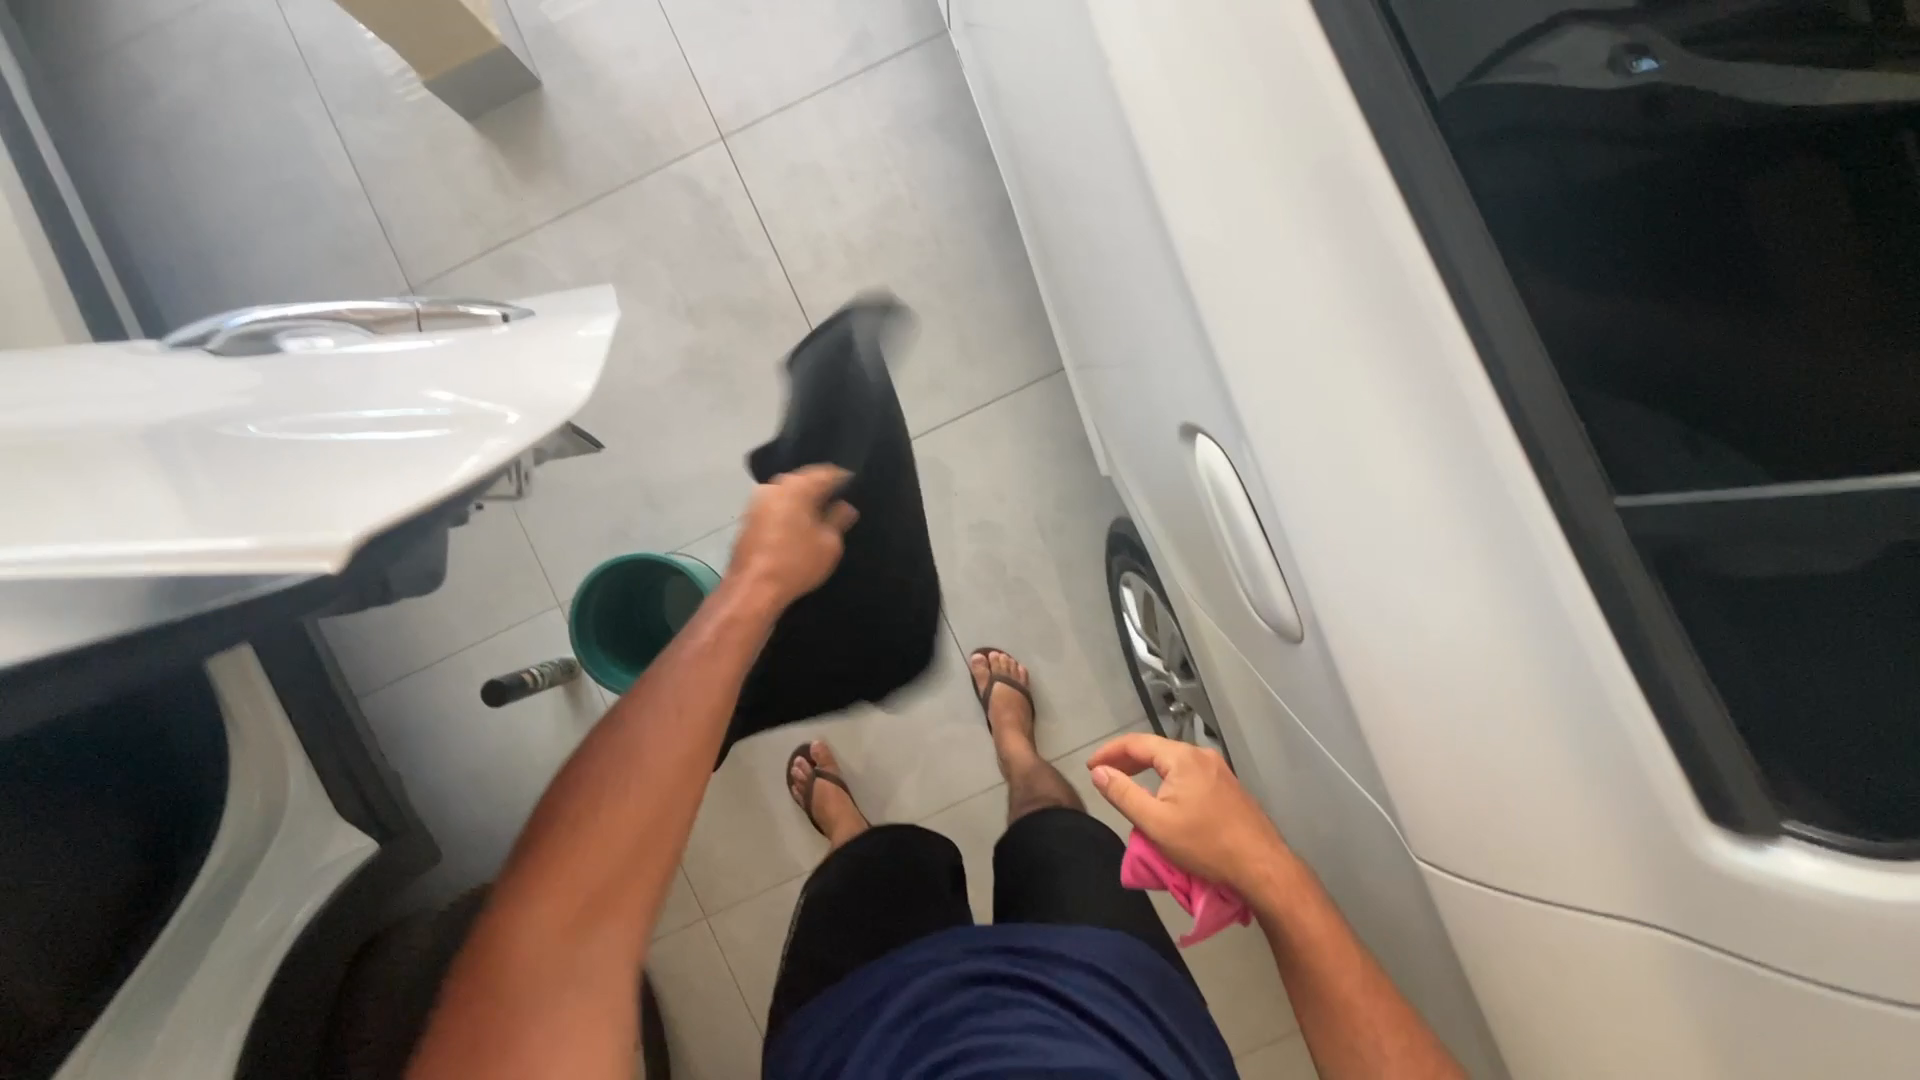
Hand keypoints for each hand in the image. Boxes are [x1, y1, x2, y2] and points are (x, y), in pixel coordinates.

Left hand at [729, 465, 858, 608]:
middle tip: (842, 504)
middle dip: (823, 491)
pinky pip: (777, 507)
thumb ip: (839, 518)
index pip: (827, 473)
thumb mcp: (829, 543)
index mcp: (796, 486)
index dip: (845, 480)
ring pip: (789, 494)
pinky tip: (801, 527)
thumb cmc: (796, 563)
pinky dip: (790, 512)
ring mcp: (757, 501)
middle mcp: (774, 486)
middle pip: (805, 480)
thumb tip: (845, 506)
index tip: (857, 490)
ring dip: (805, 502)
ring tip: (823, 517)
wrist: (753, 589)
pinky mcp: (749, 518)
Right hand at [1088, 733, 1290, 896]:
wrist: (1262, 867)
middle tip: (1105, 775)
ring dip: (1148, 770)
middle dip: (1127, 760)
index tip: (1090, 767)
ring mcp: (1219, 771)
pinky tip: (1165, 797)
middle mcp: (1202, 756)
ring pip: (1174, 762)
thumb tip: (1099, 772)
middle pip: (1156, 749)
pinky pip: (1189, 774)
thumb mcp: (1155, 823)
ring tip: (1130, 785)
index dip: (1109, 752)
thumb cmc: (1205, 844)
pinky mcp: (1229, 787)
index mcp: (1182, 758)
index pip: (1136, 743)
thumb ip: (1123, 794)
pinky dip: (1168, 779)